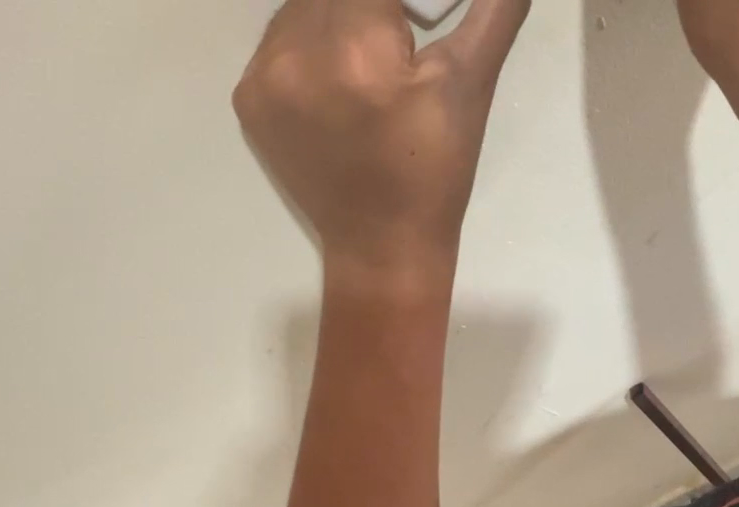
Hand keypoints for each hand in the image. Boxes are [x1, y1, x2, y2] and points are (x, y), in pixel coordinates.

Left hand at [234, 0, 529, 275]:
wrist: (384, 250)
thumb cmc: (434, 175)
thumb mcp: (470, 88)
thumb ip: (490, 13)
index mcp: (355, 47)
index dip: (402, 4)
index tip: (416, 25)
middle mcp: (294, 52)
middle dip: (371, 8)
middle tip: (397, 54)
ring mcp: (264, 77)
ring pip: (301, 5)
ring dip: (336, 18)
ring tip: (366, 72)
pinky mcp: (248, 101)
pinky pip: (276, 41)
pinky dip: (308, 48)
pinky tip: (336, 89)